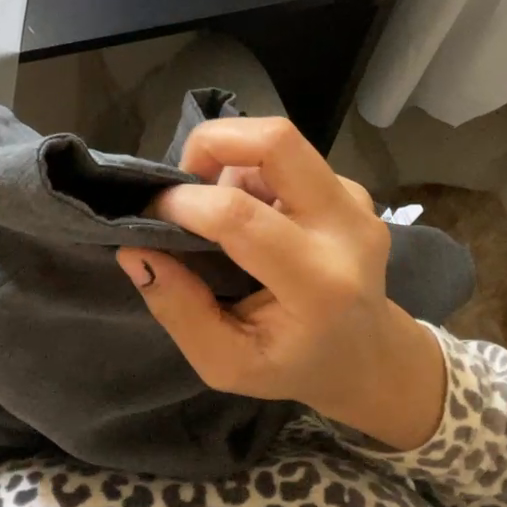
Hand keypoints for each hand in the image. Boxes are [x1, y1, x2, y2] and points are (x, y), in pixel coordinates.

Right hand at [118, 118, 445, 450]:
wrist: (371, 358)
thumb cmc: (295, 365)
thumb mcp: (226, 363)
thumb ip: (178, 309)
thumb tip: (134, 251)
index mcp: (318, 284)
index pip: (240, 216)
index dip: (183, 203)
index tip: (151, 213)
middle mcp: (346, 230)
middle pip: (276, 140)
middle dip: (211, 141)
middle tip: (182, 179)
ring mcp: (356, 201)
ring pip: (277, 143)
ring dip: (231, 163)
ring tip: (222, 214)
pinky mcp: (354, 188)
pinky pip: (289, 158)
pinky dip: (254, 172)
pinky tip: (255, 215)